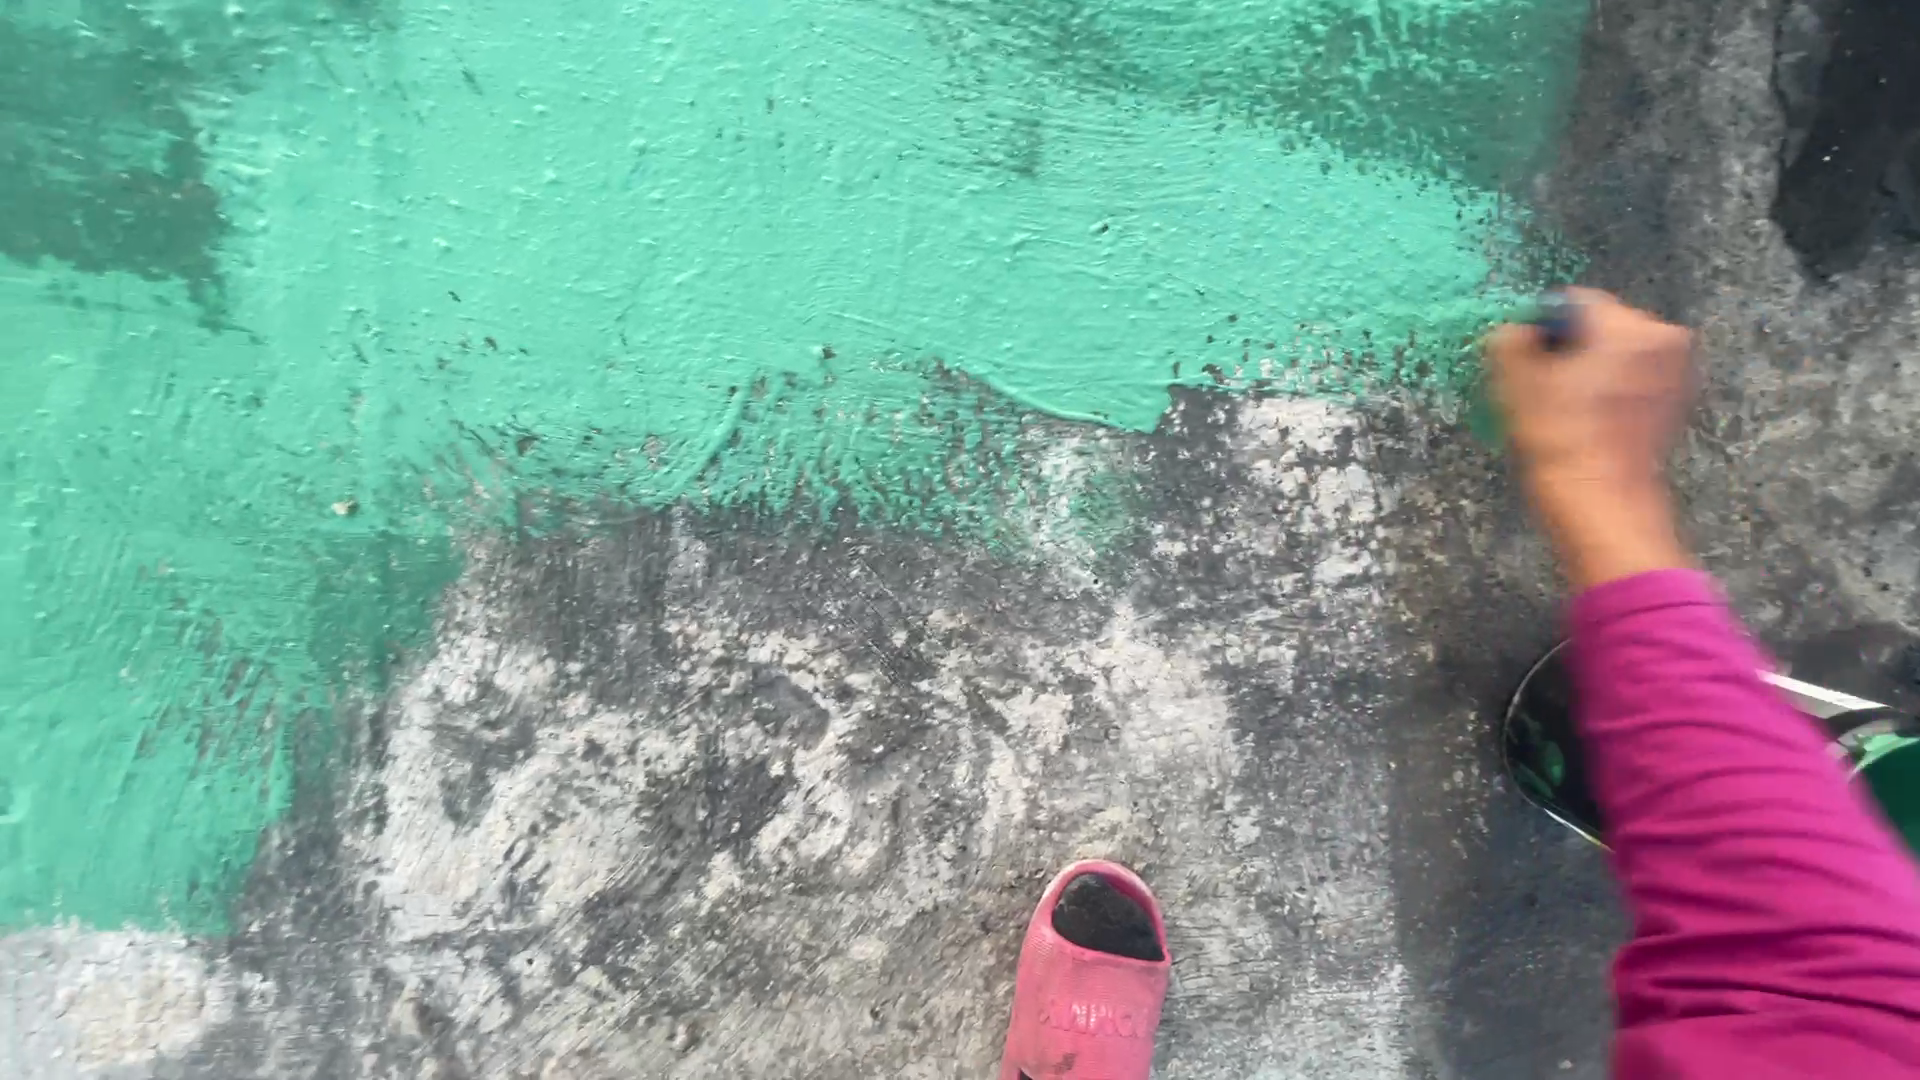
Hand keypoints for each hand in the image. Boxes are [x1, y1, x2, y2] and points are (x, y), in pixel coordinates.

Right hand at [1484, 289, 1695, 588]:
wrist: (1598, 497)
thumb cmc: (1557, 437)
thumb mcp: (1516, 383)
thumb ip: (1511, 340)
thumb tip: (1514, 329)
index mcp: (1632, 330)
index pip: (1574, 304)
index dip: (1538, 328)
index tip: (1519, 362)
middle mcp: (1666, 341)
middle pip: (1596, 328)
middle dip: (1563, 350)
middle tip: (1534, 387)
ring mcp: (1675, 373)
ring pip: (1611, 355)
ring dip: (1580, 372)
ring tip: (1555, 407)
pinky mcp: (1670, 403)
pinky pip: (1627, 380)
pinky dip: (1601, 391)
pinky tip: (1580, 420)